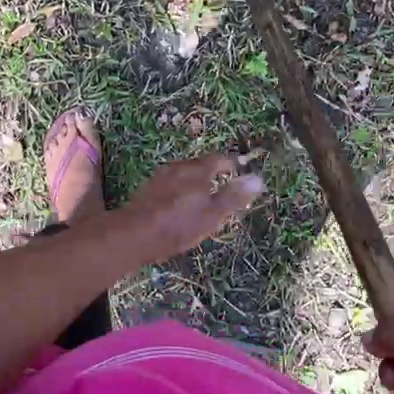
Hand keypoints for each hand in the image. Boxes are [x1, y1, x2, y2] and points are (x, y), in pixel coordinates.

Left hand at [114, 153, 262, 263]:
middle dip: (211, 172)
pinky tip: (178, 205)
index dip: (229, 164)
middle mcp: (177, 167)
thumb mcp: (212, 214)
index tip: (237, 169)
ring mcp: (160, 177)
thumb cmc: (178, 225)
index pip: (217, 159)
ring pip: (183, 174)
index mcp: (196, 170)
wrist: (134, 234)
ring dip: (194, 181)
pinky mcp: (147, 189)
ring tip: (202, 195)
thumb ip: (233, 196)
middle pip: (199, 165)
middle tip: (222, 184)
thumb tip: (258, 179)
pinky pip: (170, 184)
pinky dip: (179, 190)